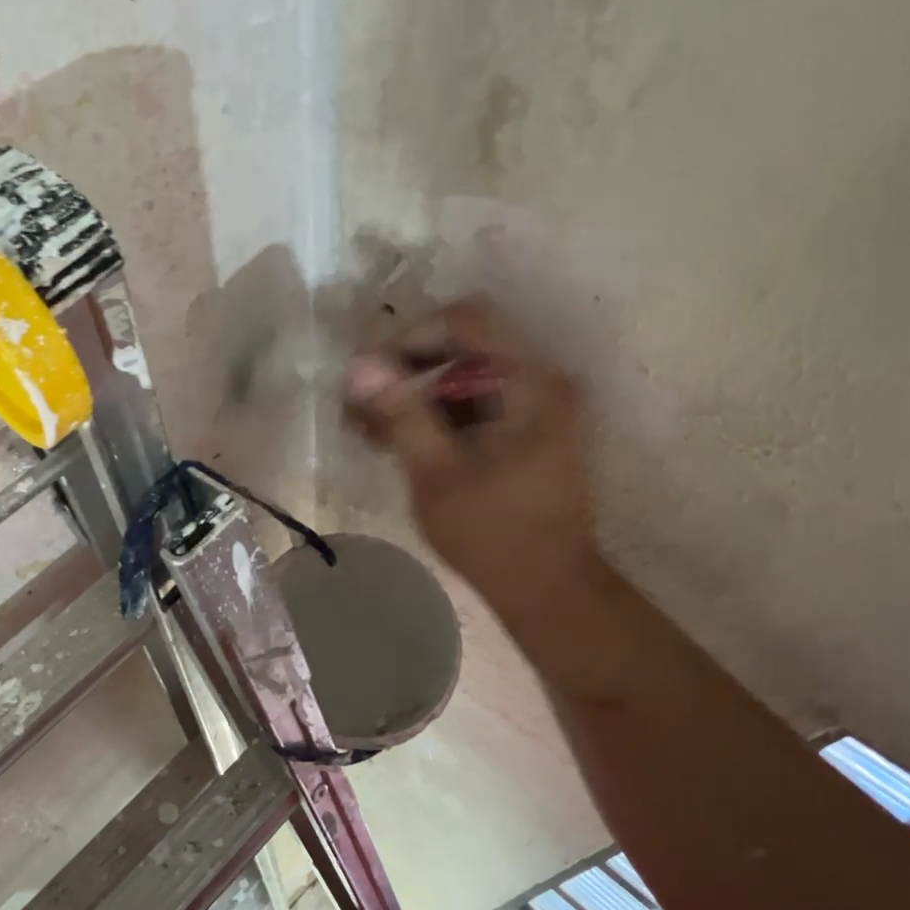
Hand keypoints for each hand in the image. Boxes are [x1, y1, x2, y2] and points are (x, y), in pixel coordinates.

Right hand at [344, 299, 598, 602]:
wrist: (551, 589)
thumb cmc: (494, 536)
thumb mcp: (437, 475)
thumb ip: (401, 415)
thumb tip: (361, 366)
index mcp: (530, 383)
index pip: (466, 320)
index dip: (411, 338)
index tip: (373, 377)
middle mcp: (542, 380)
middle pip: (462, 345)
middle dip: (405, 371)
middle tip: (358, 409)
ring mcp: (539, 404)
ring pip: (464, 375)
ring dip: (415, 395)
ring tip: (368, 430)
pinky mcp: (529, 428)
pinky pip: (476, 401)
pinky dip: (436, 414)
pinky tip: (397, 441)